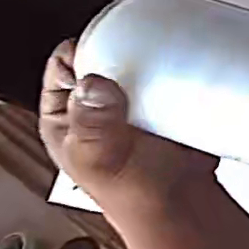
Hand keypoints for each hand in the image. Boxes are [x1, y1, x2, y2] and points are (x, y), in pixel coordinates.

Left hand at [39, 41, 215, 204]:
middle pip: (103, 54)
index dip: (82, 48)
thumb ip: (93, 122)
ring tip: (163, 54)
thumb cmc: (137, 195)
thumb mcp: (101, 159)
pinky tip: (181, 65)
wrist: (184, 206)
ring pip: (136, 60)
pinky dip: (172, 66)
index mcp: (66, 115)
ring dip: (150, 56)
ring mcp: (132, 101)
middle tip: (139, 45)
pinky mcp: (163, 99)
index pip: (64, 63)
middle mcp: (97, 105)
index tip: (107, 42)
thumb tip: (91, 84)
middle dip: (120, 45)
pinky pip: (166, 71)